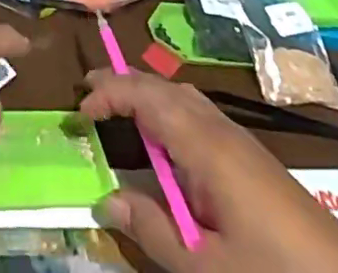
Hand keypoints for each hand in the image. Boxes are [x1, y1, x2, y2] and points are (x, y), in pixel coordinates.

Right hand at [78, 71, 337, 272]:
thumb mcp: (205, 266)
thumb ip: (153, 229)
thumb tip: (105, 198)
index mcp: (207, 146)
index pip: (148, 98)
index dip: (111, 94)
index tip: (81, 110)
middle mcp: (223, 132)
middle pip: (168, 89)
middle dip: (126, 83)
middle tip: (90, 91)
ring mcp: (244, 144)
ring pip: (187, 99)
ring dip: (150, 96)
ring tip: (120, 108)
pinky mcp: (256, 162)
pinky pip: (203, 118)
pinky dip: (172, 114)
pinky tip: (167, 145)